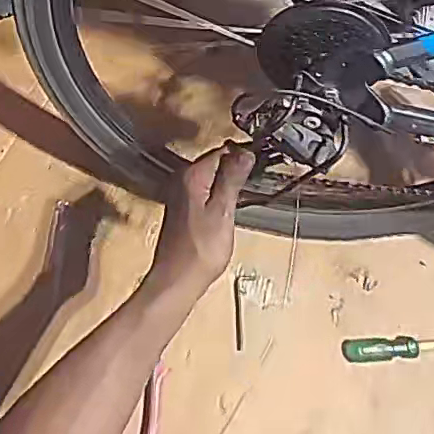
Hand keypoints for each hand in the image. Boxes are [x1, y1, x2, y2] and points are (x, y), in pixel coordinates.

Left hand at [144, 144, 253, 300]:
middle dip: (234, 168)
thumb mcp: (223, 212)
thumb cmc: (200, 250)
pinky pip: (204, 190)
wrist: (176, 282)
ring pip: (210, 177)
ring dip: (227, 182)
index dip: (242, 156)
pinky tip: (226, 209)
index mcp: (192, 176)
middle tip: (252, 182)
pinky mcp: (181, 208)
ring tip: (242, 195)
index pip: (222, 151)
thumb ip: (232, 179)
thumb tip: (245, 152)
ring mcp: (179, 194)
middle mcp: (182, 180)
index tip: (257, 166)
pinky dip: (217, 195)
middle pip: (215, 162)